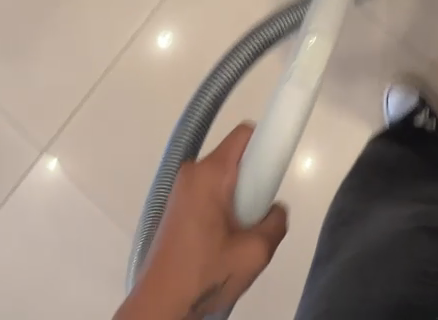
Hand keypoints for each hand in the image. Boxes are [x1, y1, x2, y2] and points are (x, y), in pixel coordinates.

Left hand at [119, 123, 288, 319]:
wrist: (160, 305)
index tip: (277, 170)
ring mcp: (181, 188)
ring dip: (239, 200)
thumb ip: (276, 223)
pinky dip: (223, 208)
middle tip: (257, 218)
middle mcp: (193, 171)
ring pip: (224, 178)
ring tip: (238, 238)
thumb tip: (274, 209)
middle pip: (236, 158)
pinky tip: (222, 243)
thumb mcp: (254, 253)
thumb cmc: (205, 274)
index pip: (245, 134)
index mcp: (210, 173)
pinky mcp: (177, 205)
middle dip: (254, 183)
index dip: (267, 143)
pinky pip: (210, 192)